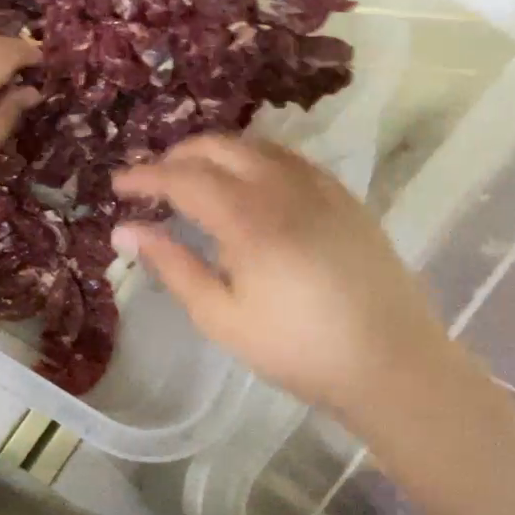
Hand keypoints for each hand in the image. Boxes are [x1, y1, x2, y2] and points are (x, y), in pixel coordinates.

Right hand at [112, 135, 453, 412]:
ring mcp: (323, 191)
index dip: (145, 177)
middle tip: (152, 181)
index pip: (183, 178)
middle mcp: (286, 191)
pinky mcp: (347, 202)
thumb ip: (172, 265)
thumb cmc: (297, 348)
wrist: (396, 368)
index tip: (117, 185)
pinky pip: (290, 160)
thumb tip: (125, 231)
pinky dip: (254, 160)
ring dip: (216, 154)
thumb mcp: (219, 316)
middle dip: (177, 156)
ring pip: (257, 147)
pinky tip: (247, 186)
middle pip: (220, 147)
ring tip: (193, 179)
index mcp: (250, 220)